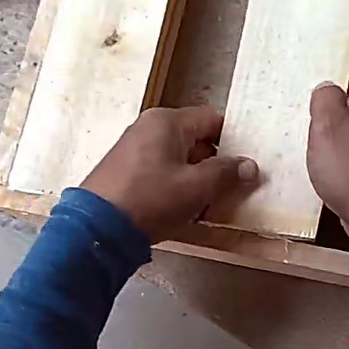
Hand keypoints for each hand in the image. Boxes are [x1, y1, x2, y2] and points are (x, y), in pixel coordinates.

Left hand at [82, 105, 258, 241]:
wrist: (98, 229)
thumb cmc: (151, 200)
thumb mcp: (196, 188)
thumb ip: (226, 173)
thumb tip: (250, 166)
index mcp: (167, 122)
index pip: (213, 120)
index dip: (233, 141)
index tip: (246, 164)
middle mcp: (149, 127)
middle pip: (196, 140)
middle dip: (216, 164)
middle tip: (231, 189)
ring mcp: (135, 148)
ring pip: (180, 158)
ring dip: (197, 179)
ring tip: (208, 205)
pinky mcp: (126, 170)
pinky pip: (163, 171)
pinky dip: (177, 186)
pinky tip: (183, 209)